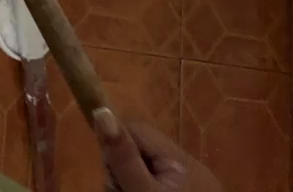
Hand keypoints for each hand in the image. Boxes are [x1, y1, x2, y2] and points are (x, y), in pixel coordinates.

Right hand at [94, 110, 222, 191]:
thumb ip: (123, 156)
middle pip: (139, 148)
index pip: (136, 129)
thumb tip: (100, 109)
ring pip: (144, 166)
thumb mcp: (143, 191)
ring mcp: (191, 184)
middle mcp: (190, 166)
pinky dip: (140, 187)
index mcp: (183, 159)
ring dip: (127, 178)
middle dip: (120, 165)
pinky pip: (155, 181)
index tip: (110, 168)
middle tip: (119, 188)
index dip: (116, 142)